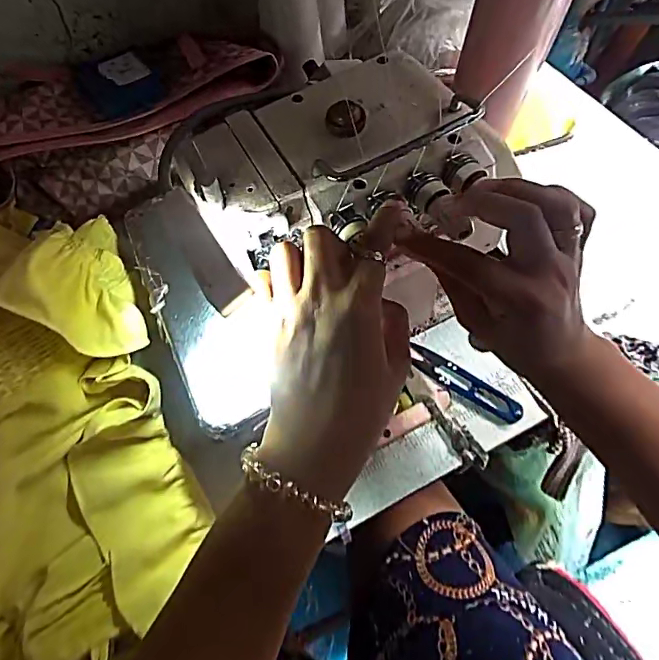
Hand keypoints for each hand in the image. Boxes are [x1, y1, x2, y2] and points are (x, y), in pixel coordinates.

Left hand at [256, 226, 410, 503]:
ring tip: (315, 275)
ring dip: (303, 255)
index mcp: (358, 306)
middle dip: (336, 240)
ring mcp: (288, 309)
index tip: (391, 213)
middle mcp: (319, 297)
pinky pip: (263, 282)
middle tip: (347, 261)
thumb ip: (393, 324)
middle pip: (320, 235)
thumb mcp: (395, 368)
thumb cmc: (359, 414)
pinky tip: (290, 295)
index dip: (385, 222)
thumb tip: (383, 303)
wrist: (311, 446)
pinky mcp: (268, 324)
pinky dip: (276, 279)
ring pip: (285, 250)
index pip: (372, 246)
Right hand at [395, 178, 598, 385]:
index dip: (433, 246)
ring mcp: (569, 256)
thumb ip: (452, 282)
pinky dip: (551, 194)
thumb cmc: (523, 346)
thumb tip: (425, 249)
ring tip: (486, 190)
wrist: (563, 354)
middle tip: (453, 204)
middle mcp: (550, 272)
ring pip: (556, 203)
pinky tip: (525, 196)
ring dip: (516, 187)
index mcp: (522, 299)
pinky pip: (578, 208)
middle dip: (481, 200)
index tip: (410, 235)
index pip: (470, 263)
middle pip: (524, 216)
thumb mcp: (477, 322)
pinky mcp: (578, 247)